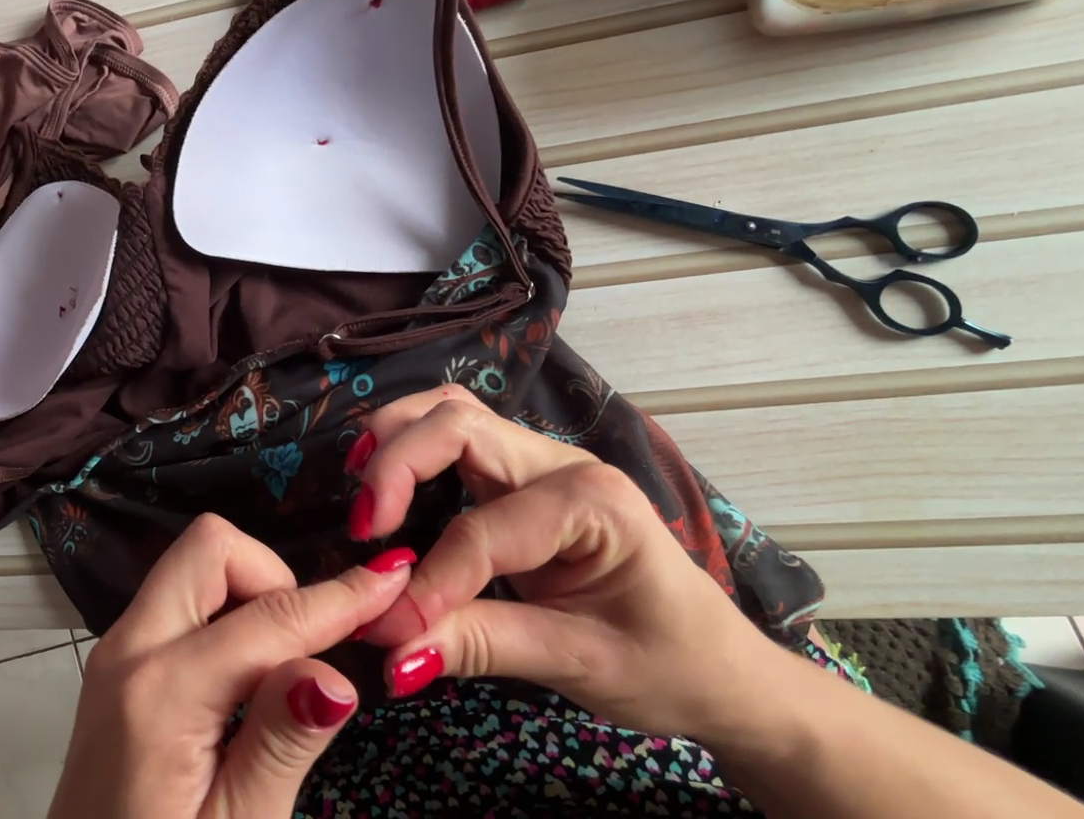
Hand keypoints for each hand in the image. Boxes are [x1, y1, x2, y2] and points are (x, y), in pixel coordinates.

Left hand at [48, 513, 417, 818]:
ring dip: (251, 591)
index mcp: (160, 691)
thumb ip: (281, 744)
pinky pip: (181, 598)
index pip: (268, 619)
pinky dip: (228, 609)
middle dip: (275, 576)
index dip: (339, 597)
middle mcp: (129, 648)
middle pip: (209, 548)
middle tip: (313, 645)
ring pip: (194, 565)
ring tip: (287, 665)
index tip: (393, 574)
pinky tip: (252, 672)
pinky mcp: (120, 663)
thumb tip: (333, 672)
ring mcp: (118, 650)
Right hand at [350, 386, 791, 739]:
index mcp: (593, 501)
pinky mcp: (520, 477)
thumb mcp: (577, 665)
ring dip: (397, 440)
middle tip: (361, 527)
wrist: (723, 669)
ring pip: (452, 413)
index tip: (390, 626)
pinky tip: (384, 480)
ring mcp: (540, 462)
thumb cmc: (670, 665)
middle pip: (459, 423)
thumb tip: (386, 645)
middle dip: (398, 463)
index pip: (486, 528)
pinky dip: (410, 447)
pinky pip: (454, 437)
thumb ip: (478, 645)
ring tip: (360, 489)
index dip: (432, 577)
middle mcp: (562, 462)